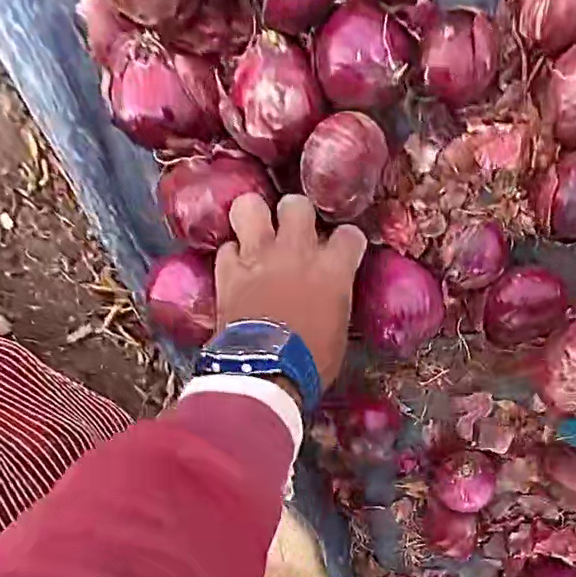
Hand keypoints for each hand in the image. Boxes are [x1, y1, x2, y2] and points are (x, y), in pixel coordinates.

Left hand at [216, 193, 367, 382]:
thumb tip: (331, 293)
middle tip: (295, 232)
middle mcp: (297, 252)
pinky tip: (238, 269)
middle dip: (297, 215)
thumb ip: (335, 299)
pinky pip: (226, 248)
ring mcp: (259, 257)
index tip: (344, 251)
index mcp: (333, 270)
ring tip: (257, 232)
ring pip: (250, 207)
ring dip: (255, 217)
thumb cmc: (312, 360)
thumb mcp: (338, 329)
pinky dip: (232, 257)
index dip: (346, 242)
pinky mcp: (228, 272)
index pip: (349, 235)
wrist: (266, 371)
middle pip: (297, 205)